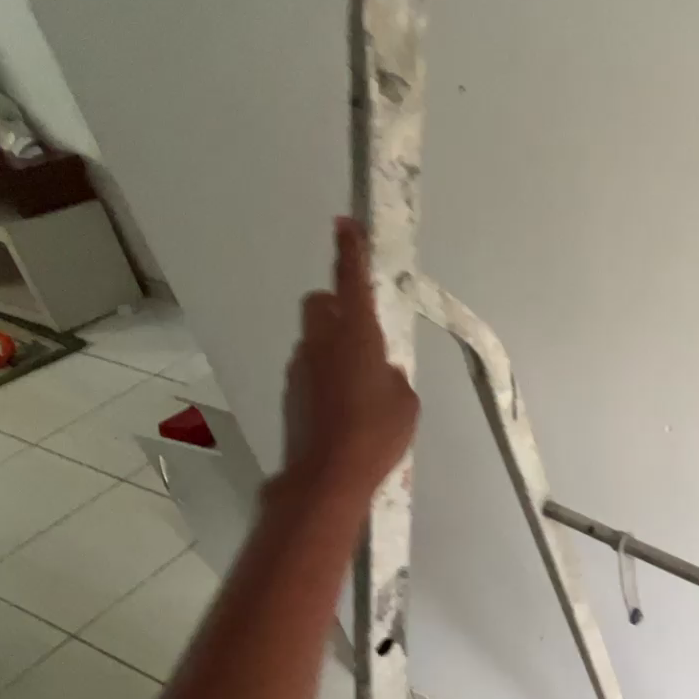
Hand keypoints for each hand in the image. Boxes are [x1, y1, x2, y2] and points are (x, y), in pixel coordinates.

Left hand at [280, 217, 419, 496]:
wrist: (328, 475)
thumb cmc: (377, 434)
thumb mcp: (406, 402)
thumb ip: (393, 376)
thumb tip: (380, 371)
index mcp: (357, 336)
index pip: (352, 281)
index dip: (351, 250)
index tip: (346, 223)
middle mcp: (322, 342)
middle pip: (321, 304)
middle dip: (337, 306)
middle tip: (362, 332)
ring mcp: (302, 367)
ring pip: (316, 340)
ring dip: (335, 350)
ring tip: (361, 388)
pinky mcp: (292, 392)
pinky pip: (312, 370)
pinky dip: (327, 378)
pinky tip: (345, 410)